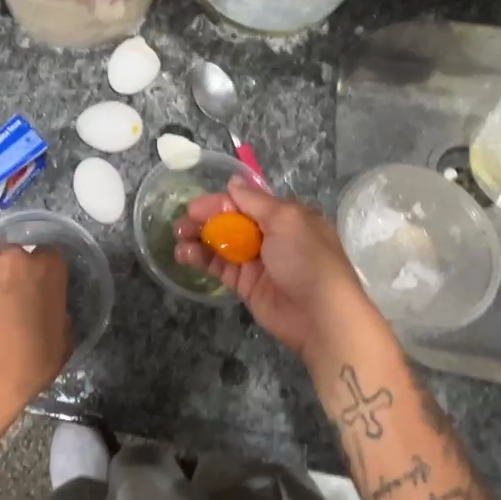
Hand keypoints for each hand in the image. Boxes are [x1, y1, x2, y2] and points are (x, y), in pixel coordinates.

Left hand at [0, 246, 71, 416]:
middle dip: (18, 274)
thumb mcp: (64, 337)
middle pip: (18, 257)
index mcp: (46, 266)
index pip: (51, 256)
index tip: (45, 292)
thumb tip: (46, 309)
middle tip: (18, 301)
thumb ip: (58, 311)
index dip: (47, 274)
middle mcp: (14, 257)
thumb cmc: (35, 356)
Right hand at [174, 178, 376, 366]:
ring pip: (220, 243)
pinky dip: (200, 259)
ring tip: (179, 239)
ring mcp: (256, 261)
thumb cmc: (307, 260)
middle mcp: (270, 236)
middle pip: (229, 221)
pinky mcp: (245, 285)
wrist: (321, 317)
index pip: (245, 202)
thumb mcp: (286, 220)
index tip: (196, 206)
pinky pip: (219, 267)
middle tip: (182, 224)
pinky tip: (185, 254)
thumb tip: (233, 182)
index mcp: (284, 217)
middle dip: (204, 220)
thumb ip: (255, 201)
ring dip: (198, 238)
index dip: (219, 202)